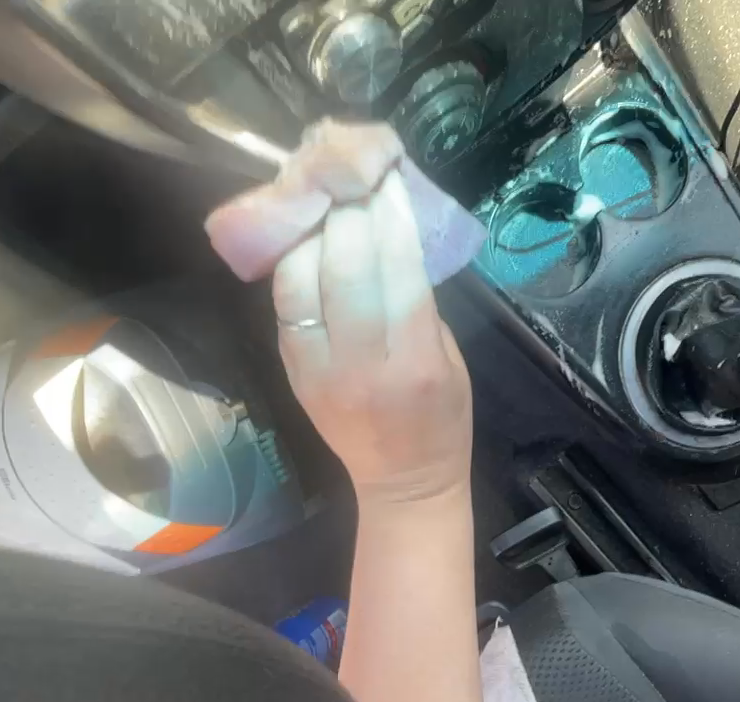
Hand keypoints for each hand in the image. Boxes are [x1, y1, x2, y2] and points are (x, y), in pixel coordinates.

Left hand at [206, 121, 472, 506]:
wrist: (402, 482)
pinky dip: (294, 266)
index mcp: (418, 366)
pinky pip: (285, 305)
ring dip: (310, 233)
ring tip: (323, 206)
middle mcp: (365, 367)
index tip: (385, 181)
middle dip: (347, 215)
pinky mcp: (294, 374)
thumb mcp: (453, 365)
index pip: (400, 273)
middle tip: (350, 181)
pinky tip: (307, 244)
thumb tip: (392, 241)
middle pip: (345, 269)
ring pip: (300, 281)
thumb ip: (423, 307)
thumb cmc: (442, 423)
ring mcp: (320, 372)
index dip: (390, 219)